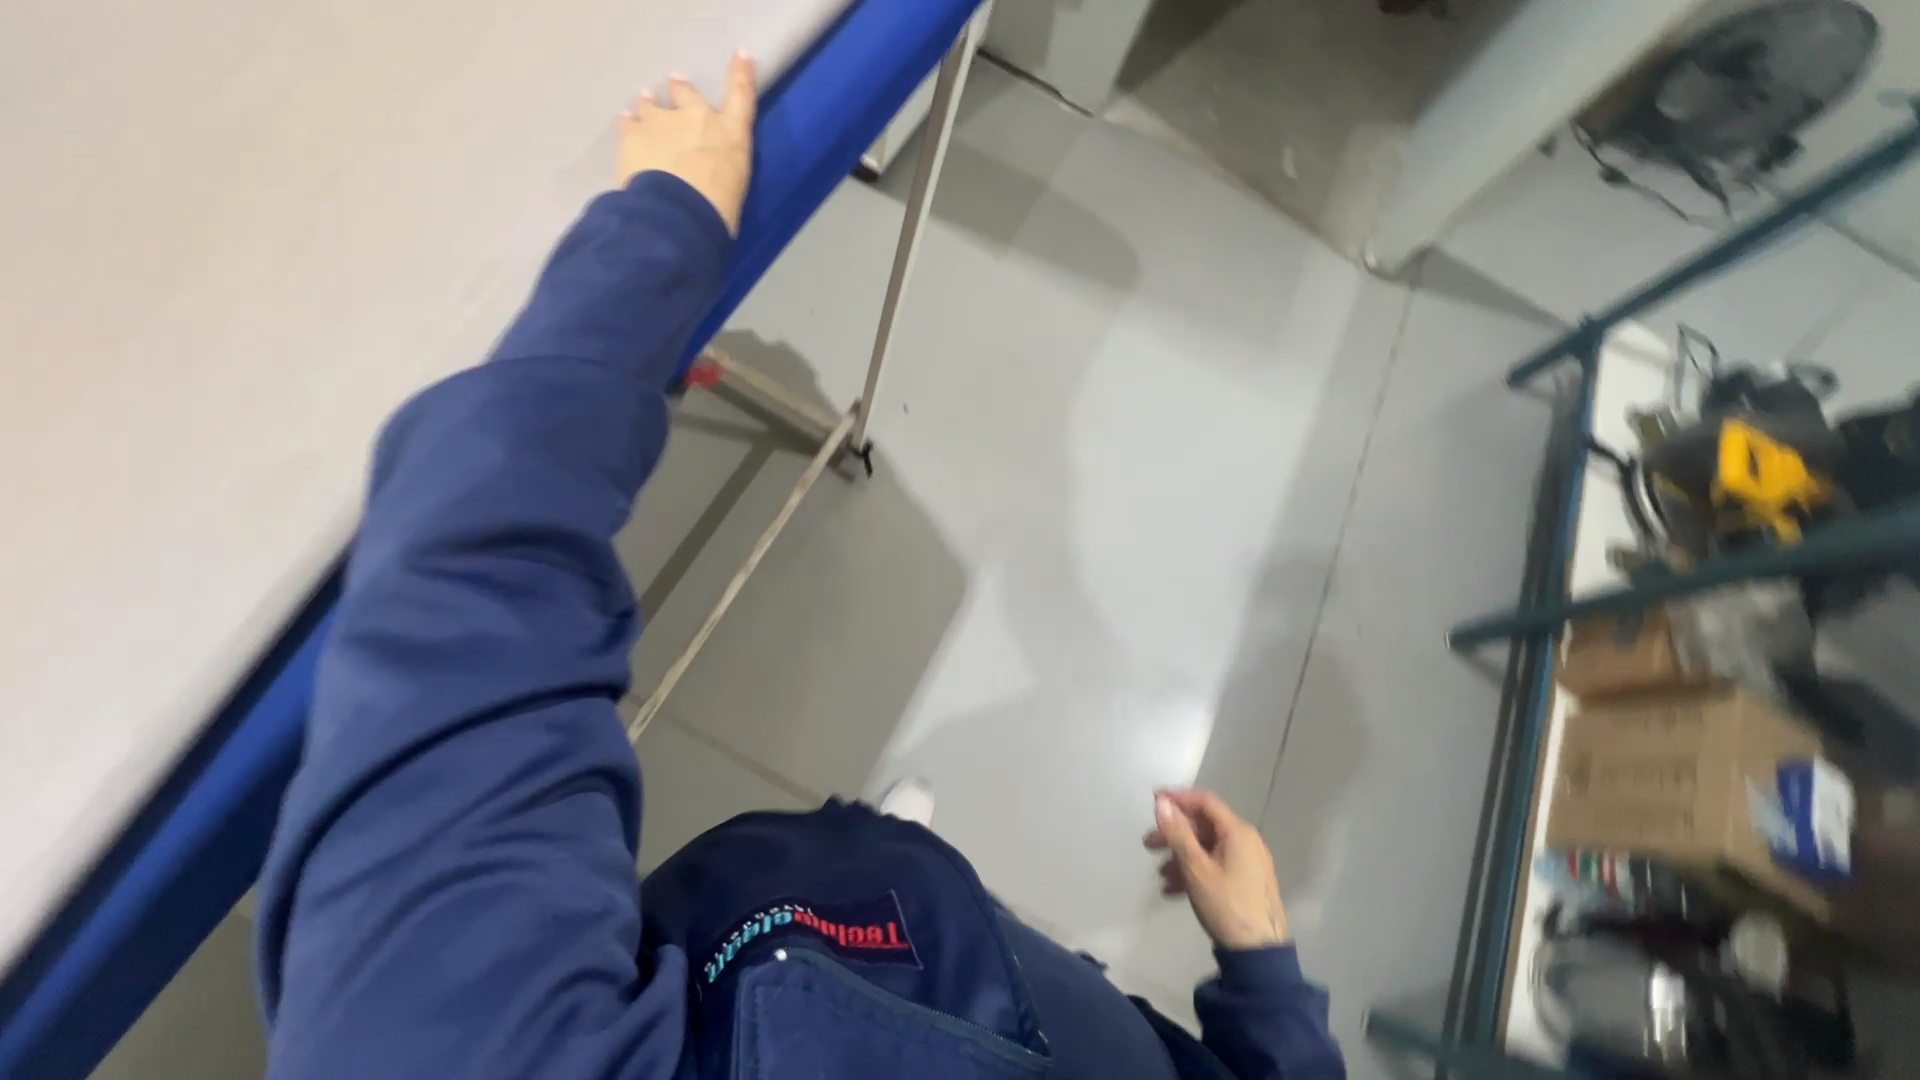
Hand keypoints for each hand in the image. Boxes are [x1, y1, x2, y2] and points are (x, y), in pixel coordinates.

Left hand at [617, 51, 756, 234]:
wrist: (679, 217)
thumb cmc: (717, 212)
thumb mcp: (733, 189)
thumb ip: (722, 170)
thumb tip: (708, 174)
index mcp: (731, 136)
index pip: (741, 96)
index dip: (741, 74)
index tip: (740, 55)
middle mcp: (697, 118)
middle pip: (686, 93)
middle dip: (680, 91)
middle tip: (674, 86)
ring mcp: (662, 121)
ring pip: (651, 103)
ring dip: (648, 105)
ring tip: (642, 106)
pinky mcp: (632, 132)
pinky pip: (627, 121)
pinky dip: (627, 124)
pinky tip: (625, 125)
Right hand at [1145, 790, 1288, 949]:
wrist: (1258, 954)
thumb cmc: (1226, 905)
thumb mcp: (1196, 869)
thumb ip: (1177, 833)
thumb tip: (1161, 802)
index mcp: (1238, 832)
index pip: (1205, 802)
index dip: (1178, 798)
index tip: (1153, 802)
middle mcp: (1246, 842)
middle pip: (1204, 826)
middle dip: (1174, 834)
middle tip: (1148, 845)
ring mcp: (1248, 863)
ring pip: (1208, 848)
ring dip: (1181, 857)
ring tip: (1161, 875)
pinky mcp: (1247, 882)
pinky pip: (1216, 866)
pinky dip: (1195, 871)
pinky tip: (1175, 890)